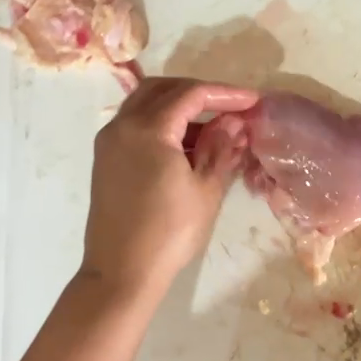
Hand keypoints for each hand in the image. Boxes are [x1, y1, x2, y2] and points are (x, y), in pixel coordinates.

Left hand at [81, 77, 258, 292]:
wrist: (123, 271)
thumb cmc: (170, 232)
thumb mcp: (206, 189)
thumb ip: (220, 148)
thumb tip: (234, 122)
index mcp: (148, 129)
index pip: (191, 94)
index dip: (226, 94)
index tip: (254, 101)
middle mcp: (122, 125)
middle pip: (164, 89)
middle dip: (200, 93)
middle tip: (232, 108)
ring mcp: (110, 141)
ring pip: (146, 104)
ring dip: (180, 107)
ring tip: (214, 128)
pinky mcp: (106, 159)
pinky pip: (137, 124)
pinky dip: (163, 124)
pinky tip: (188, 146)